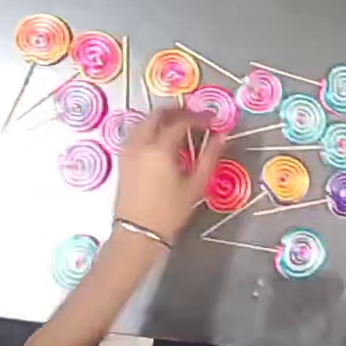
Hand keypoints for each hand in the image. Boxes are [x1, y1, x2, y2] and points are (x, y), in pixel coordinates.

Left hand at [113, 107, 225, 245]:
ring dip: (165, 119)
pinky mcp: (123, 157)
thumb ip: (209, 157)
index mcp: (159, 149)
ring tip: (183, 128)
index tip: (213, 121)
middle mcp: (140, 143)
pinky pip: (138, 132)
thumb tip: (222, 136)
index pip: (181, 121)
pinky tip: (165, 140)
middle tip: (198, 118)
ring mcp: (128, 148)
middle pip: (159, 114)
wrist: (138, 233)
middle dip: (180, 112)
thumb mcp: (195, 185)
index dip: (200, 118)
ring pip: (146, 121)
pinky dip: (152, 128)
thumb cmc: (169, 212)